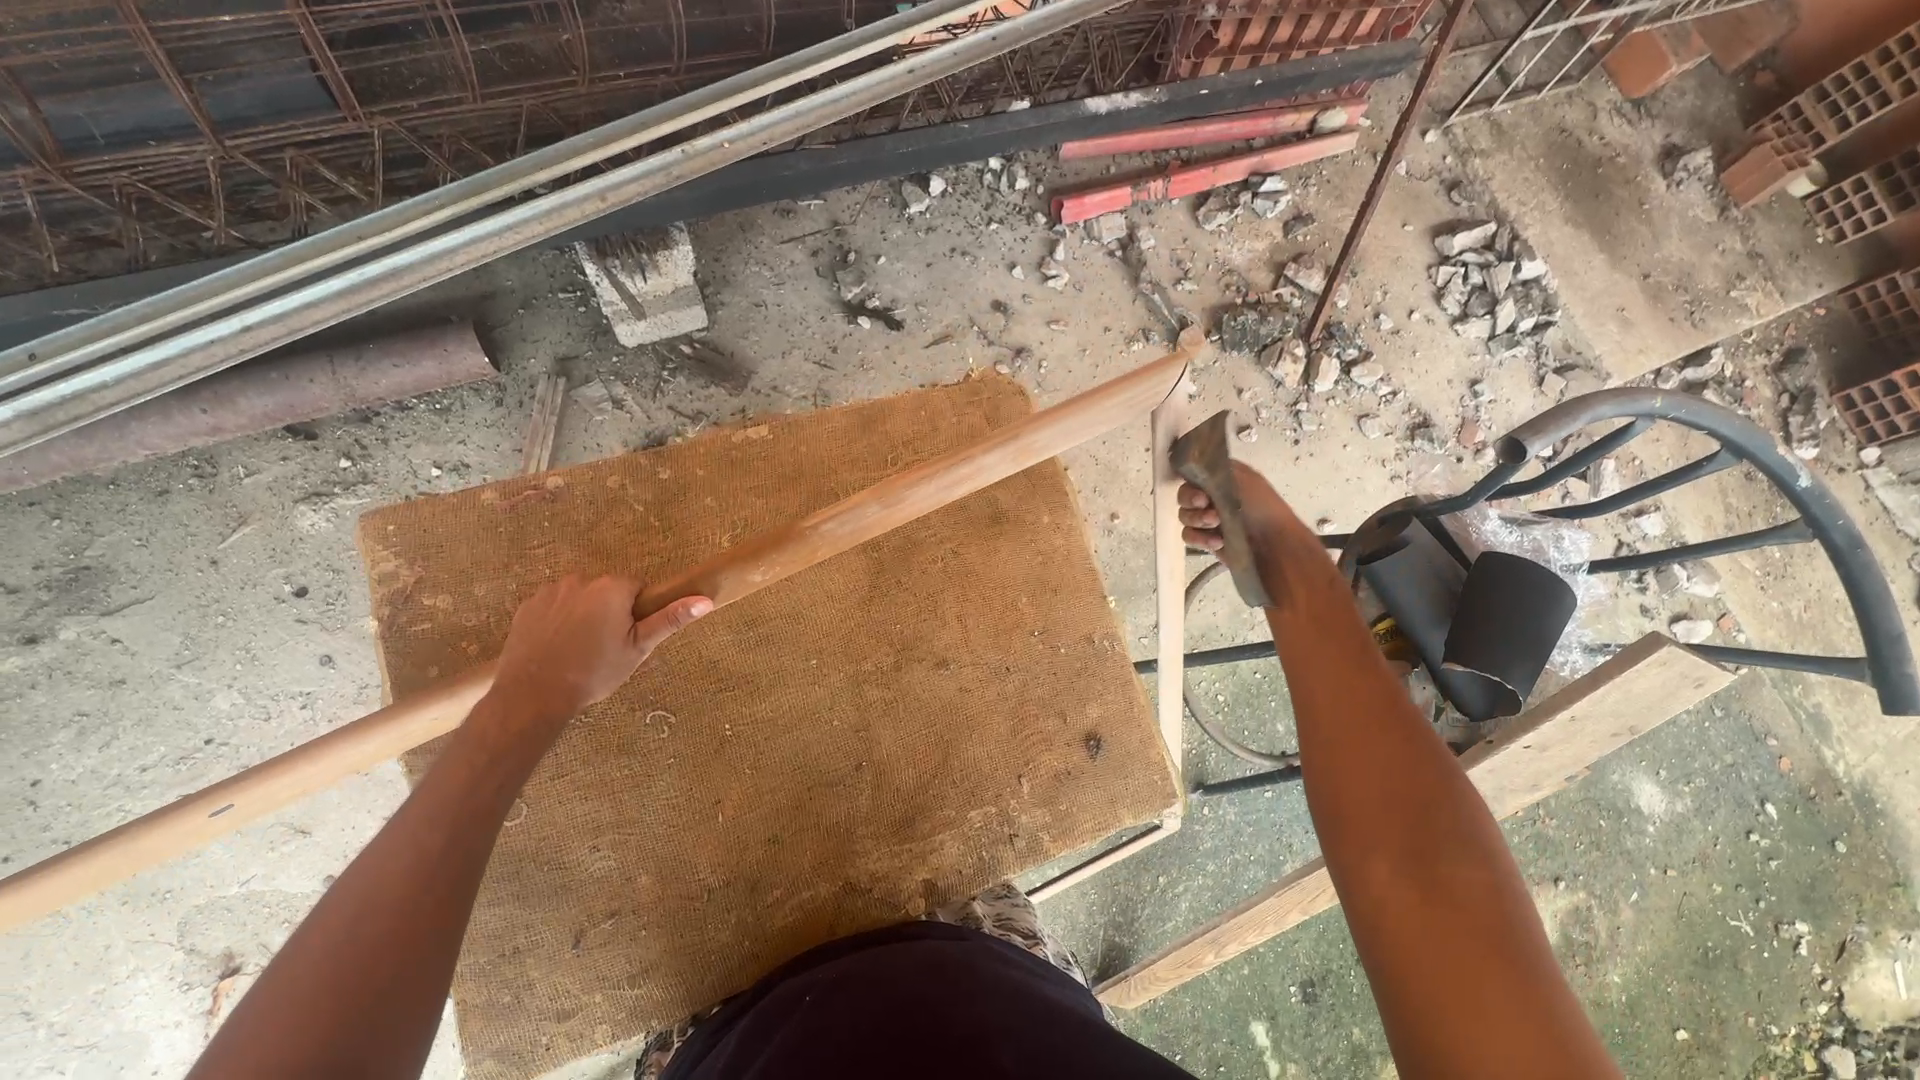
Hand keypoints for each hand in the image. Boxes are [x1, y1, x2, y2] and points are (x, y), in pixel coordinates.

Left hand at [487, 575, 711, 730]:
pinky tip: (557, 646)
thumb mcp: (638, 648)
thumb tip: (705, 600)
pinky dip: (558, 620)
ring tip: (578, 649)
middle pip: (606, 591)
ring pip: (580, 598)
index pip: (637, 587)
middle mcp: (581, 580)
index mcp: (612, 588)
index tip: (627, 637)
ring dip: (583, 614)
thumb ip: (670, 620)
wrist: (534, 694)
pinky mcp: (528, 605)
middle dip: (609, 611)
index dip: (636, 613)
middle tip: (605, 647)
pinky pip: (553, 606)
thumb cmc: (594, 672)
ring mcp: (551, 591)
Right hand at [1176, 460, 1294, 553]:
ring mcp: (1210, 518)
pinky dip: (1199, 538)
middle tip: (1207, 507)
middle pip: (1184, 495)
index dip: (1191, 480)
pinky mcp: (1207, 539)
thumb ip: (1215, 470)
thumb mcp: (1243, 480)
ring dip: (1197, 520)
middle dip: (1192, 501)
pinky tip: (1217, 542)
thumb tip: (1195, 468)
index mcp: (1224, 477)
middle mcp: (1215, 495)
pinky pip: (1189, 535)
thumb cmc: (1262, 508)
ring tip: (1216, 525)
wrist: (1273, 545)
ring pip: (1184, 516)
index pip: (1195, 473)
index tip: (1201, 490)